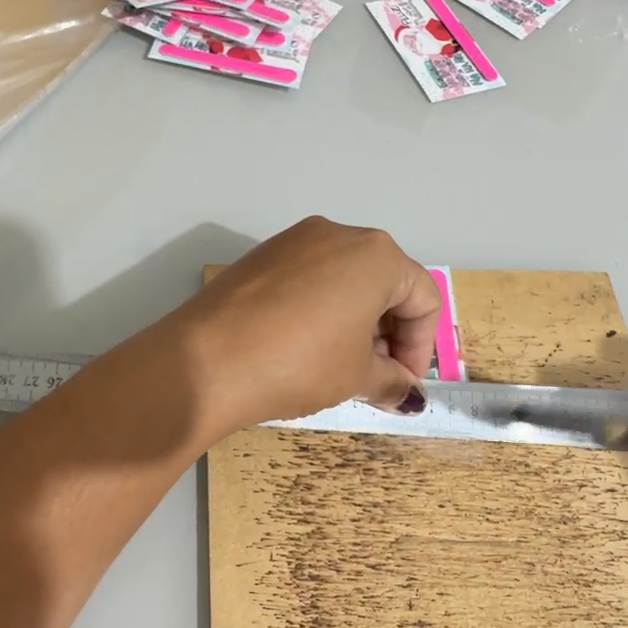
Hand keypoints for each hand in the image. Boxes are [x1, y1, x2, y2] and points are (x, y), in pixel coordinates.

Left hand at [159, 217, 441, 429]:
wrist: (204, 362)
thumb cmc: (299, 363)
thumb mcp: (355, 377)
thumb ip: (391, 382)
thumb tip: (406, 393)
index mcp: (375, 254)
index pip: (423, 298)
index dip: (421, 348)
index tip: (403, 384)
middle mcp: (337, 234)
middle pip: (383, 283)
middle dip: (387, 334)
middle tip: (375, 378)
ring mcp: (293, 242)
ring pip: (343, 280)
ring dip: (354, 324)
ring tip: (338, 368)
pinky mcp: (259, 258)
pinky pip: (307, 281)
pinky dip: (319, 311)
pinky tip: (302, 349)